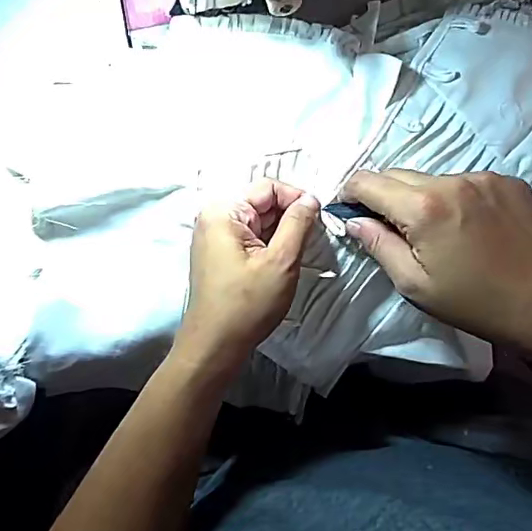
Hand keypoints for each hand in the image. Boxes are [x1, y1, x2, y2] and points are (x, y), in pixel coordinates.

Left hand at [175, 179, 320, 379]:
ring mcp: (214, 235)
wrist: (214, 344)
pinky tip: (280, 262)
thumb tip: (310, 199)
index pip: (267, 187)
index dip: (296, 198)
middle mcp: (214, 217)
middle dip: (289, 217)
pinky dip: (268, 244)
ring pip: (258, 220)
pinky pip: (249, 236)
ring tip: (294, 255)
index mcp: (223, 212)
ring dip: (280, 232)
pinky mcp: (218, 253)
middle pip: (261, 201)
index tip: (318, 218)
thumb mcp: (281, 261)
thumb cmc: (245, 305)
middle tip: (310, 240)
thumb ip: (297, 224)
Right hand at [340, 169, 531, 359]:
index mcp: (423, 207)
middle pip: (396, 174)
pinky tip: (466, 225)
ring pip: (429, 177)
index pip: (367, 181)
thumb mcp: (414, 283)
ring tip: (434, 230)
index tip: (347, 212)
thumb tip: (353, 220)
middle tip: (387, 227)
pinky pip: (462, 181)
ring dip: (419, 196)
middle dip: (382, 195)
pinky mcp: (507, 182)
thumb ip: (377, 245)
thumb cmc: (475, 302)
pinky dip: (452, 197)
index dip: (348, 194)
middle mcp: (451, 181)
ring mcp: (483, 178)